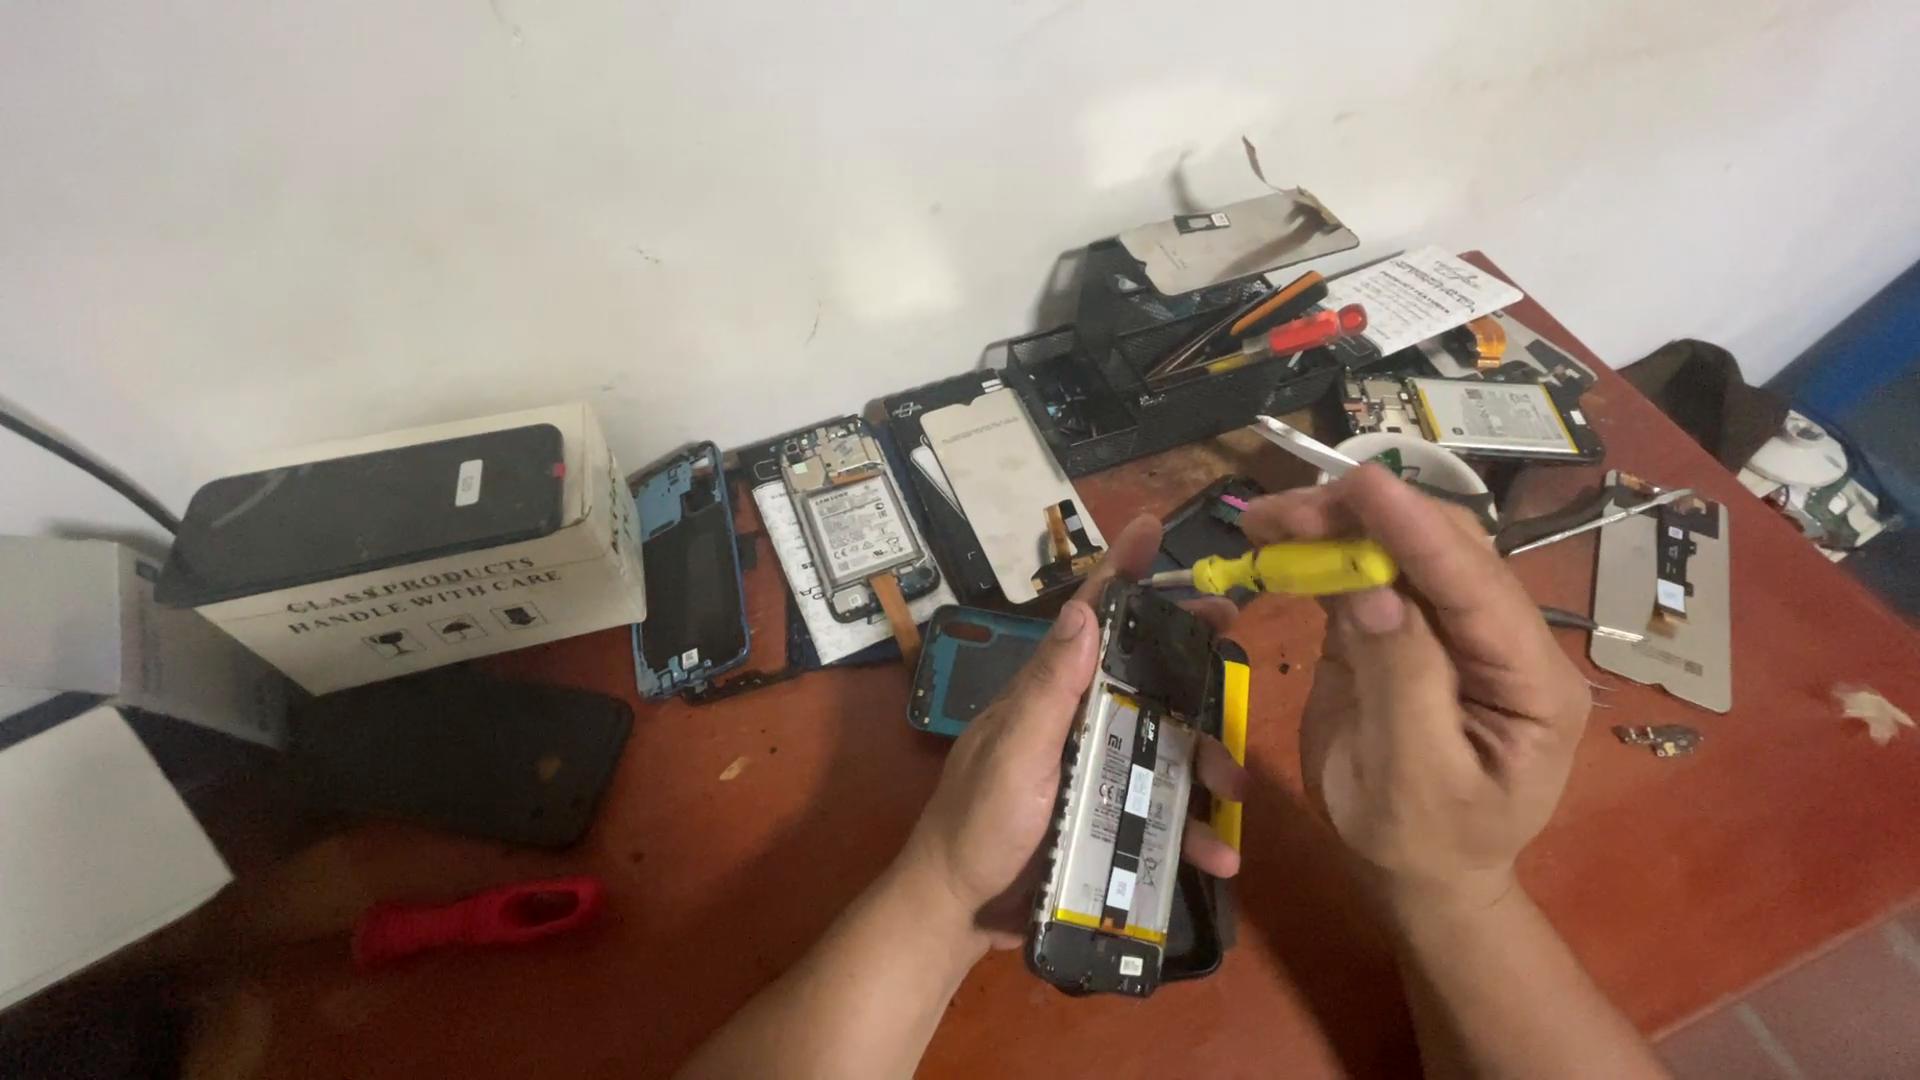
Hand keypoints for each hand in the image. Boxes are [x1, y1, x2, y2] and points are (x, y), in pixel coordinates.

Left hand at [898, 514, 1248, 949]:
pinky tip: (1217, 854)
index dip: (1118, 570)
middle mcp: (1075, 719)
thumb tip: (1080, 610)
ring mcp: (1092, 766)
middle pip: (1139, 671)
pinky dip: (1191, 829)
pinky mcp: (1106, 813)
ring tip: (1233, 787)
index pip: (1085, 618)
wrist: (962, 907)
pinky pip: (1159, 810)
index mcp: (1047, 693)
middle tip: (1231, 627)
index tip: (1151, 526)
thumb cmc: (979, 823)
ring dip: (1204, 758)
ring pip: (1162, 741)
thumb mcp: (1014, 753)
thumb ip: (1048, 689)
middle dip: (1186, 648)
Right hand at [1241, 466, 1591, 911]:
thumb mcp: (1416, 776)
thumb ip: (1402, 680)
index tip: (1360, 481)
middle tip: (1280, 512)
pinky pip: (1360, 580)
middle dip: (1364, 518)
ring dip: (1331, 528)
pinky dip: (1316, 557)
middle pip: (1440, 550)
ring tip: (1263, 520)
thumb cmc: (1423, 838)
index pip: (1475, 586)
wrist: (1409, 868)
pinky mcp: (1394, 632)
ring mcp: (1443, 631)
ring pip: (1395, 553)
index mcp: (1530, 678)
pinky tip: (1276, 544)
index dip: (1416, 529)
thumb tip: (1371, 592)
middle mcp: (1495, 638)